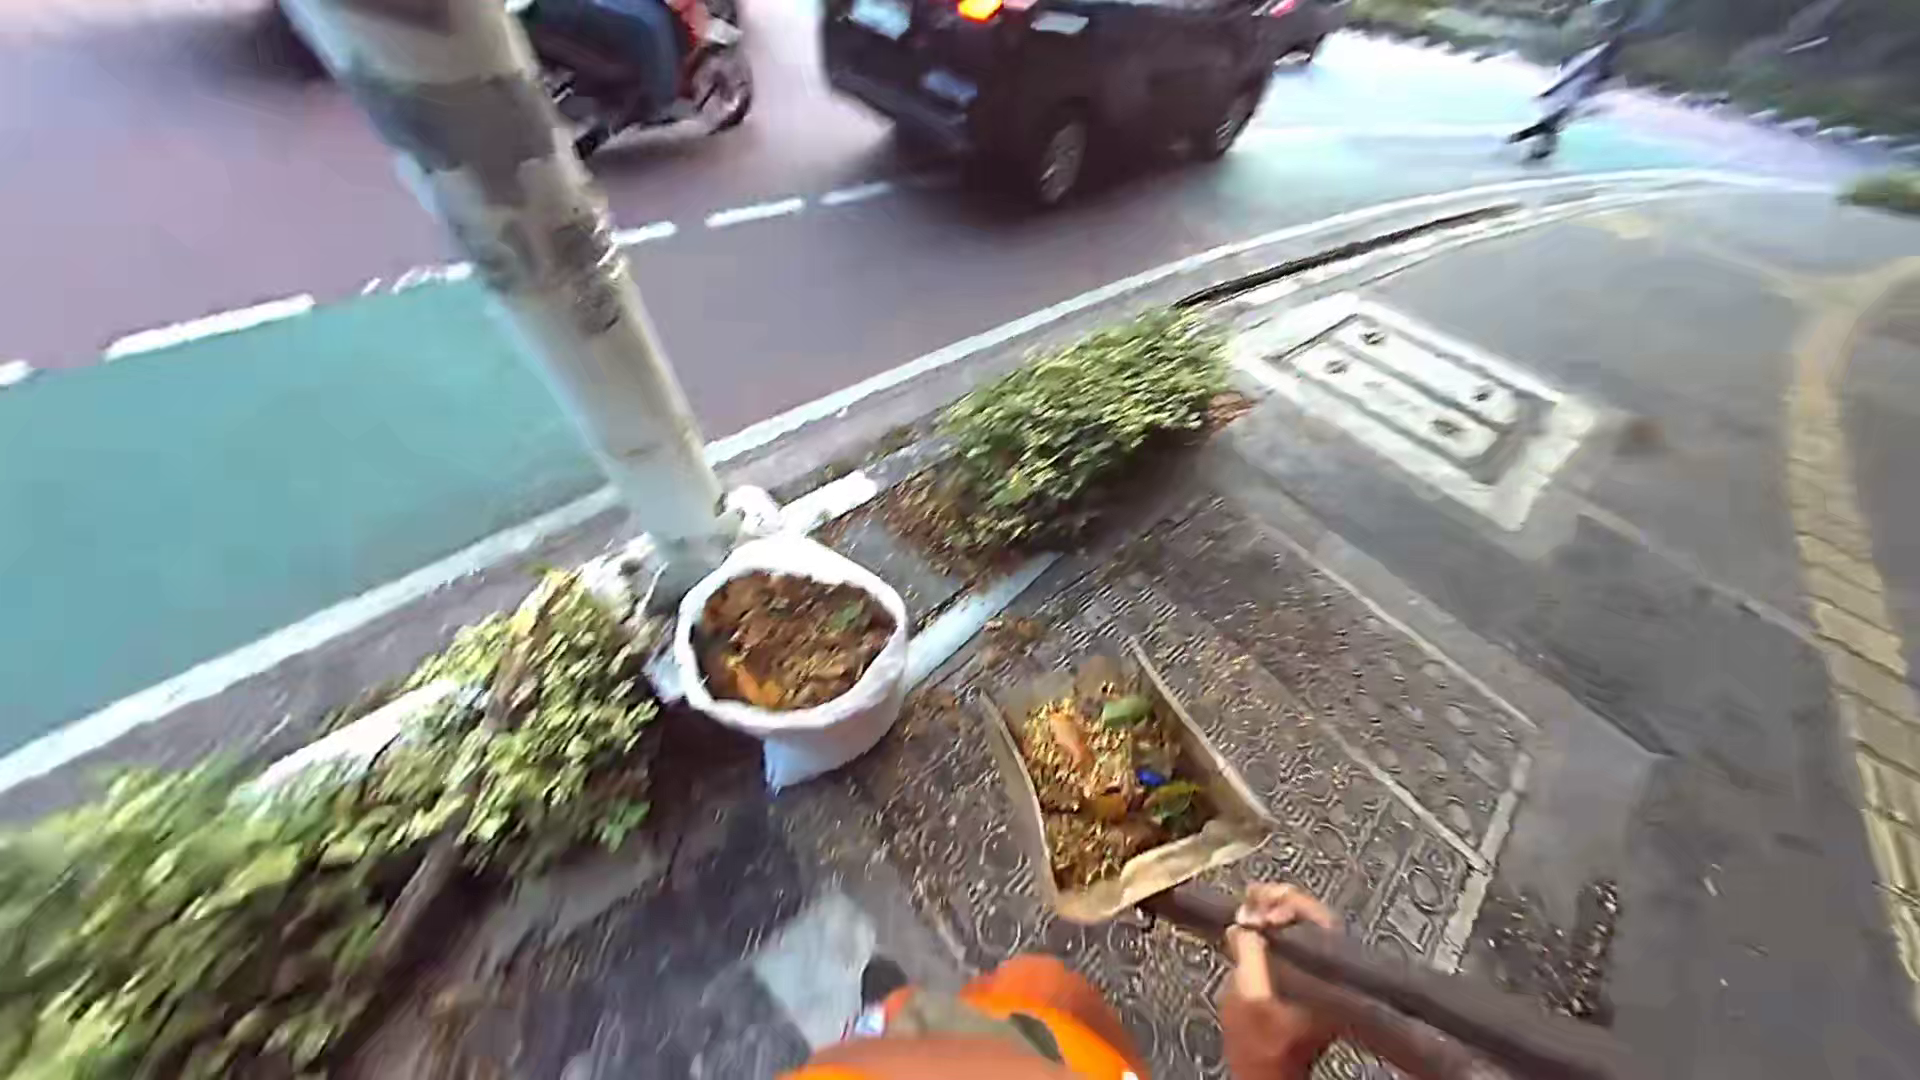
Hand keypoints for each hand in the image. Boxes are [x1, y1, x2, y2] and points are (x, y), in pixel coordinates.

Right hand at [1217, 883, 1339, 1079]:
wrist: (1262, 1078)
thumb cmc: (1260, 1047)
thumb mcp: (1248, 994)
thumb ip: (1248, 951)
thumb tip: (1244, 925)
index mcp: (1322, 979)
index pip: (1319, 921)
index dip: (1289, 903)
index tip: (1261, 905)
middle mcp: (1325, 977)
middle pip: (1310, 920)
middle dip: (1277, 902)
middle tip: (1250, 900)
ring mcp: (1314, 980)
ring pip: (1298, 928)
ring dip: (1269, 912)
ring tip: (1245, 912)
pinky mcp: (1298, 981)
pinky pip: (1288, 940)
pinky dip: (1268, 927)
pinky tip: (1249, 926)